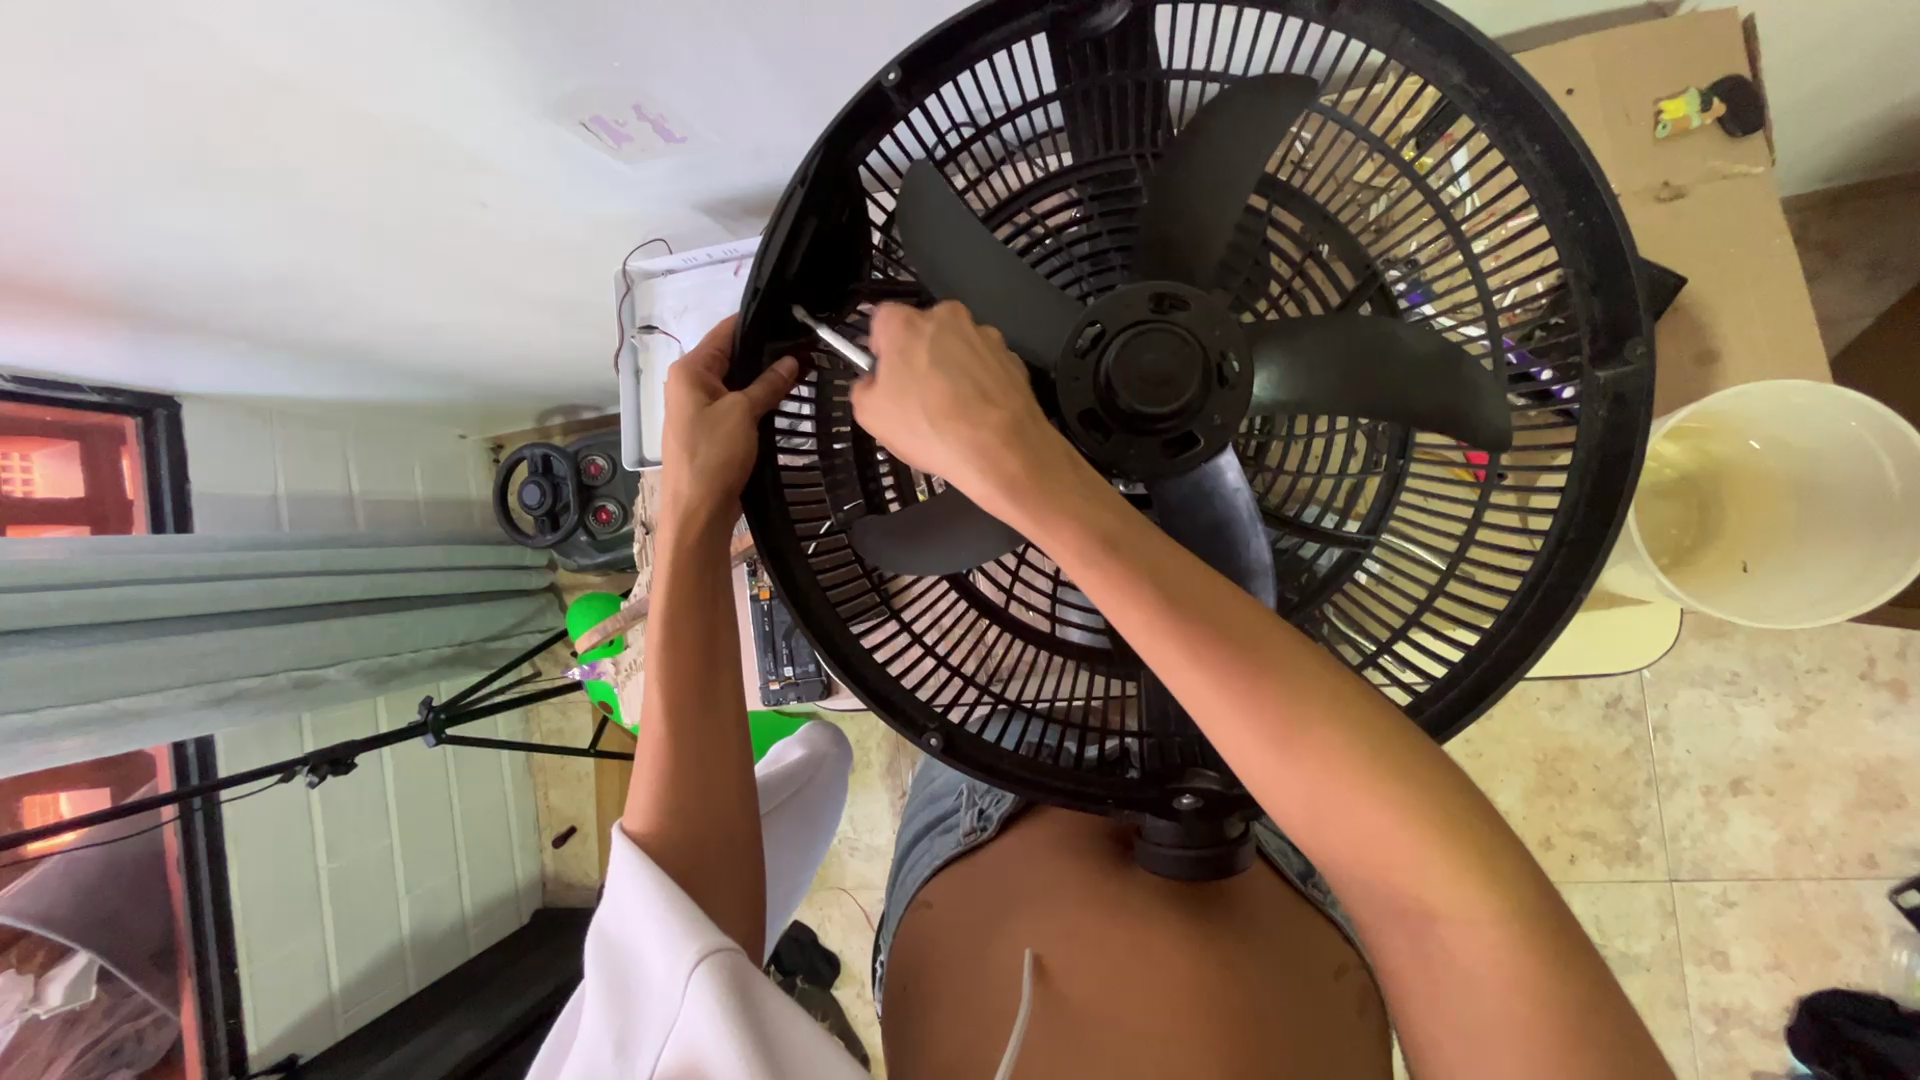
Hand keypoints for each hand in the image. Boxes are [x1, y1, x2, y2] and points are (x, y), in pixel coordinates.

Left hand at [659, 315, 798, 534]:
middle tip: (807, 347)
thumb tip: (791, 360)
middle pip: (732, 356)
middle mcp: (691, 383)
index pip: (726, 331)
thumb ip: (768, 384)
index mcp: (690, 370)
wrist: (698, 510)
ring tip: (804, 369)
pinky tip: (785, 398)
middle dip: (767, 353)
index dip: (758, 323)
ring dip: (765, 379)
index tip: (792, 319)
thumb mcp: (743, 413)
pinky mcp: (713, 430)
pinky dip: (759, 400)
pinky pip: (738, 405)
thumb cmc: (713, 455)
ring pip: (737, 382)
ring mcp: (701, 408)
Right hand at [852, 302, 1071, 504]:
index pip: (882, 320)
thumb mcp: (870, 415)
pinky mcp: (1014, 359)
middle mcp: (949, 317)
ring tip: (954, 411)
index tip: (886, 377)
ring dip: (953, 369)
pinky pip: (987, 367)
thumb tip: (873, 382)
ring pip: (959, 347)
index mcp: (906, 323)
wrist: (1000, 450)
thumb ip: (864, 388)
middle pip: (925, 331)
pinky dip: (982, 384)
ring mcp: (986, 336)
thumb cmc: (927, 427)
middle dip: (919, 356)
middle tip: (918, 397)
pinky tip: (979, 414)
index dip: (881, 349)